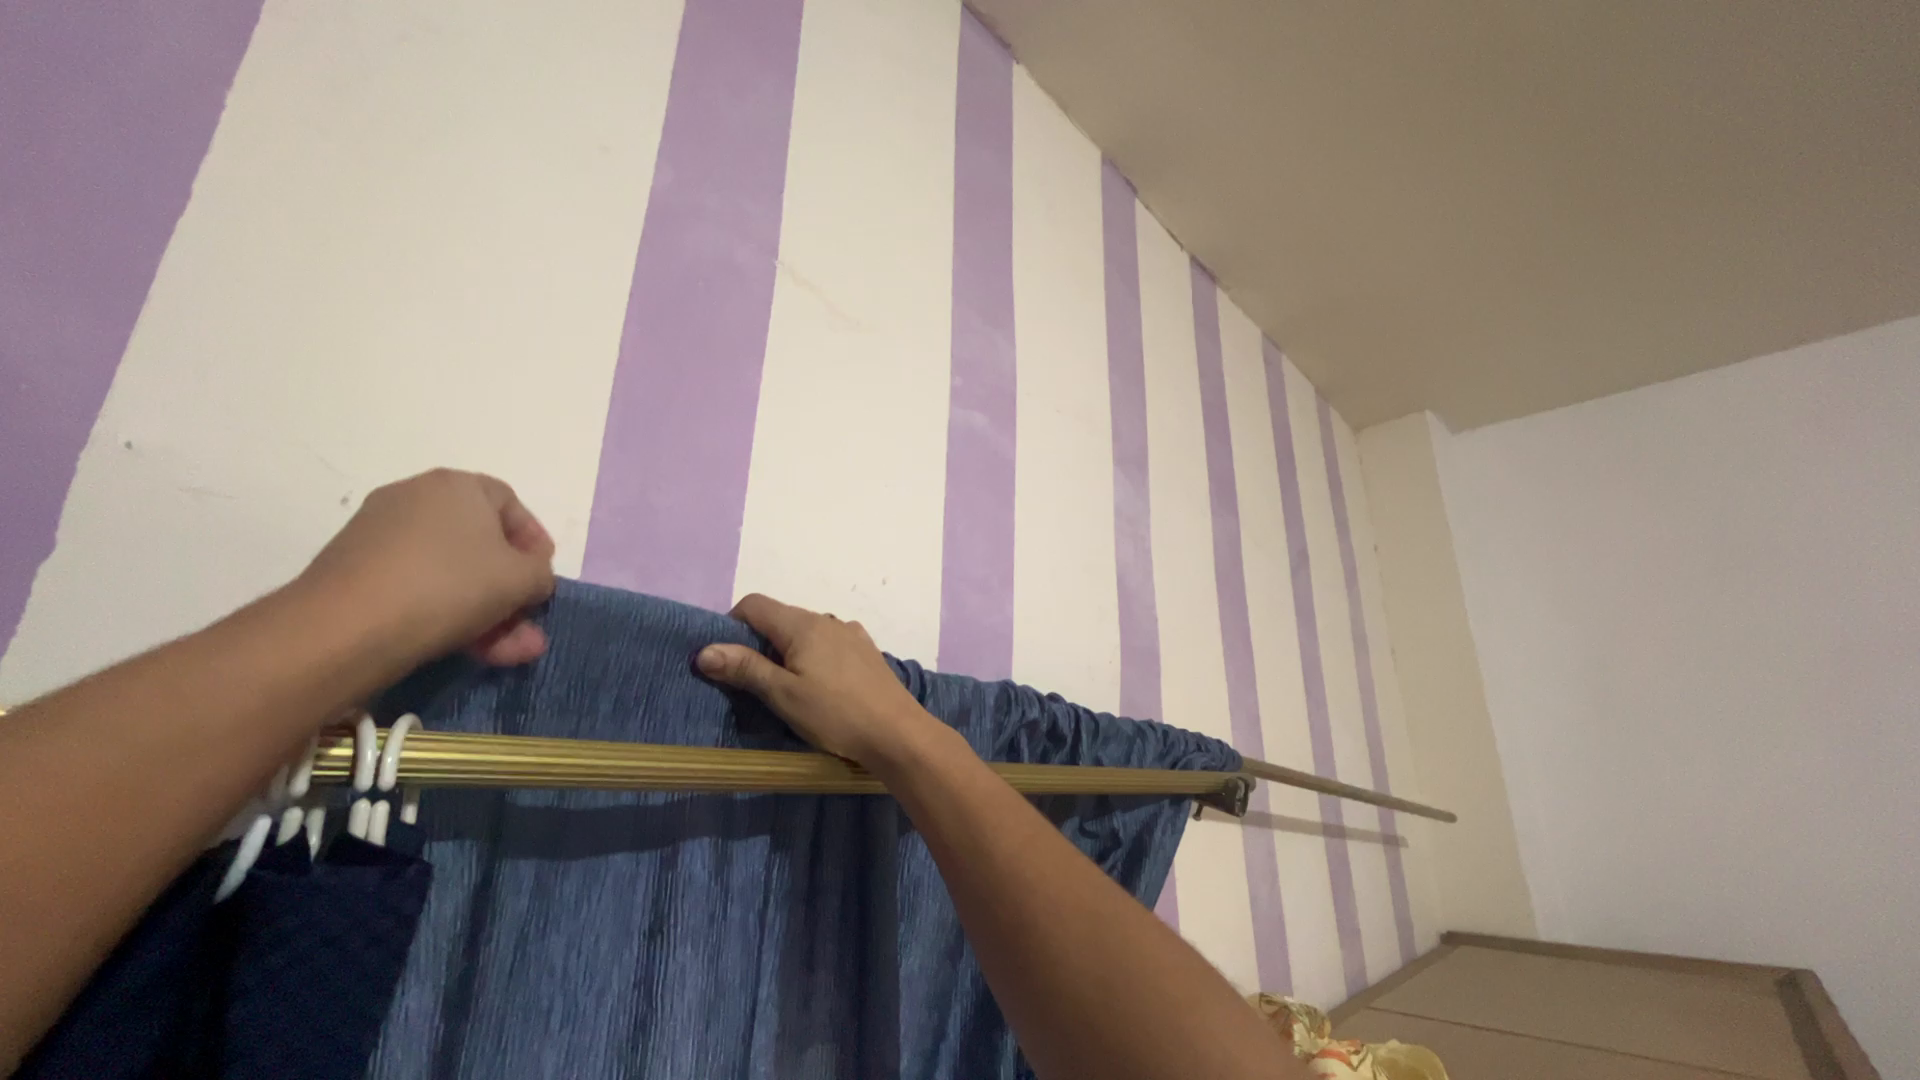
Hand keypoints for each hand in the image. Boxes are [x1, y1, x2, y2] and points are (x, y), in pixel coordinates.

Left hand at [299, 469, 556, 666]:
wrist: (346, 628)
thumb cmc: (451, 585)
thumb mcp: (523, 579)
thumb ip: (541, 574)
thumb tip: (530, 579)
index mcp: (458, 485)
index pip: (510, 504)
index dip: (534, 542)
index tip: (543, 577)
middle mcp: (416, 498)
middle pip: (480, 545)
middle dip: (511, 590)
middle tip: (528, 623)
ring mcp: (380, 534)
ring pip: (452, 573)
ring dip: (487, 612)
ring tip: (509, 653)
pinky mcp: (356, 571)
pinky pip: (418, 587)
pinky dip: (448, 614)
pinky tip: (470, 649)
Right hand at [696, 594, 944, 765]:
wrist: (898, 733)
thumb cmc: (836, 715)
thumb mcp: (783, 695)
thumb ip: (745, 668)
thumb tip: (704, 650)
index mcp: (803, 624)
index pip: (755, 604)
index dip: (731, 624)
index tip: (726, 658)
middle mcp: (828, 620)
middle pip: (781, 617)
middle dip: (758, 640)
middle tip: (752, 681)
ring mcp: (851, 634)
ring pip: (806, 631)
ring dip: (788, 650)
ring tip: (786, 687)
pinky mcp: (867, 652)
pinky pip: (829, 644)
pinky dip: (814, 656)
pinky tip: (820, 686)